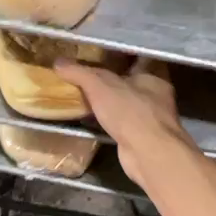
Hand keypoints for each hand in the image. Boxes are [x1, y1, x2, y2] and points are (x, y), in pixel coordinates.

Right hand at [56, 58, 194, 190]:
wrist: (148, 153)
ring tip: (86, 105)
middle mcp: (156, 98)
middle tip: (86, 85)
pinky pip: (123, 127)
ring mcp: (152, 121)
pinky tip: (95, 126)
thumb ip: (80, 73)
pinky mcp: (144, 140)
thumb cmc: (129, 112)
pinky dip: (110, 126)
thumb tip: (58, 62)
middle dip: (110, 87)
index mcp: (152, 79)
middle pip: (129, 87)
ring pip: (127, 109)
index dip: (115, 63)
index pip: (134, 65)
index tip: (96, 64)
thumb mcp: (99, 87)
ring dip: (109, 108)